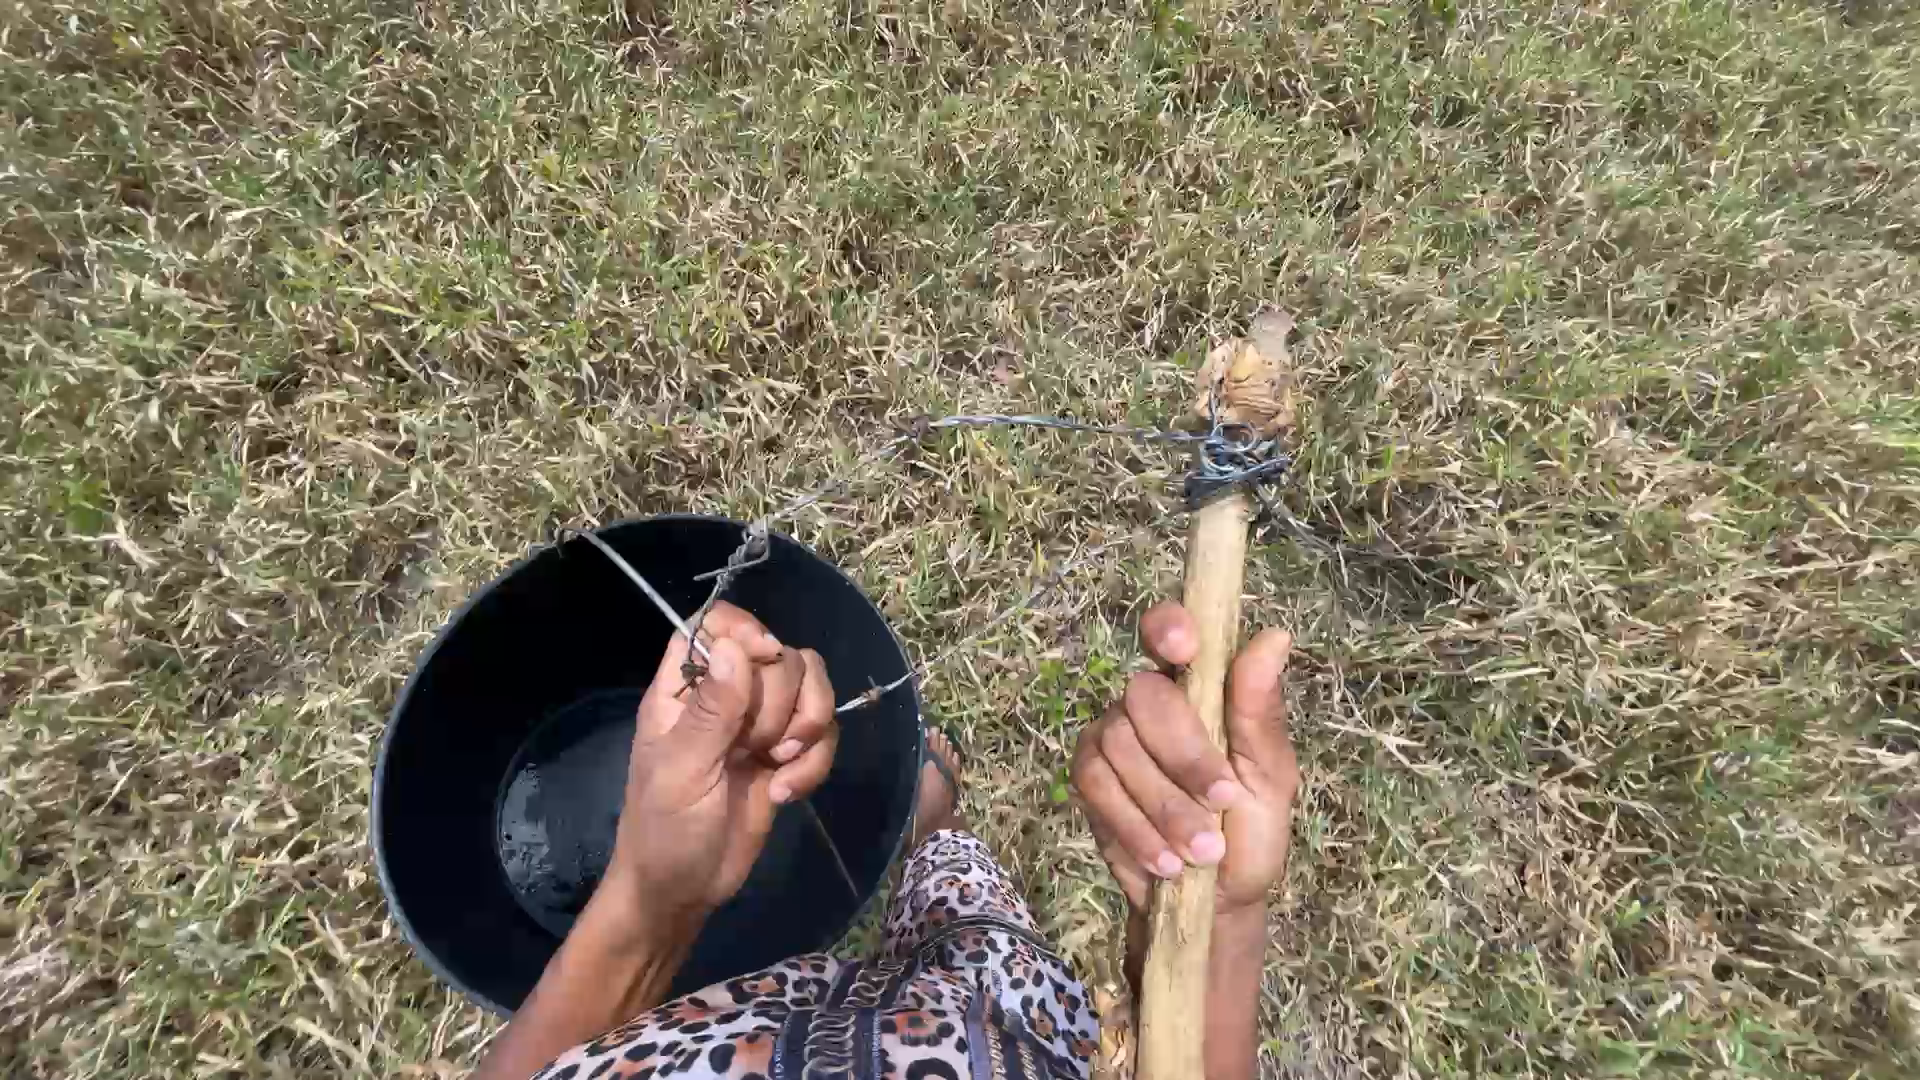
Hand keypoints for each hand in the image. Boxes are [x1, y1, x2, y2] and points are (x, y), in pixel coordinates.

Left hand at [598, 602, 837, 937]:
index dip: (745, 630)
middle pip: (780, 654)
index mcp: (686, 689)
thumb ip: (711, 710)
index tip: (762, 658)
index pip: (716, 624)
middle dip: (780, 703)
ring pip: (812, 684)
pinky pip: (825, 729)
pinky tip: (786, 791)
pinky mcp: (789, 753)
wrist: (684, 893)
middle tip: (756, 747)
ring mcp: (762, 723)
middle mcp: (729, 696)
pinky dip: (816, 760)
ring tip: (781, 765)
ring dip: (808, 725)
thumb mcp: (681, 772)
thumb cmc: (665, 831)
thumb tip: (736, 647)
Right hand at [1071, 602, 1297, 915]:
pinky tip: (1165, 860)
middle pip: (1145, 696)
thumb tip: (1275, 636)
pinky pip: (1096, 785)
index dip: (1167, 628)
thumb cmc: (1251, 829)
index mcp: (1195, 687)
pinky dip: (1135, 827)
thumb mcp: (1271, 776)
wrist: (1215, 901)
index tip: (1183, 649)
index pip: (1167, 632)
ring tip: (1202, 852)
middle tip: (1222, 802)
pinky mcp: (1086, 775)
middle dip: (1184, 755)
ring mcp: (1109, 735)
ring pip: (1120, 746)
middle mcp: (1146, 701)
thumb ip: (1260, 712)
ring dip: (1165, 805)